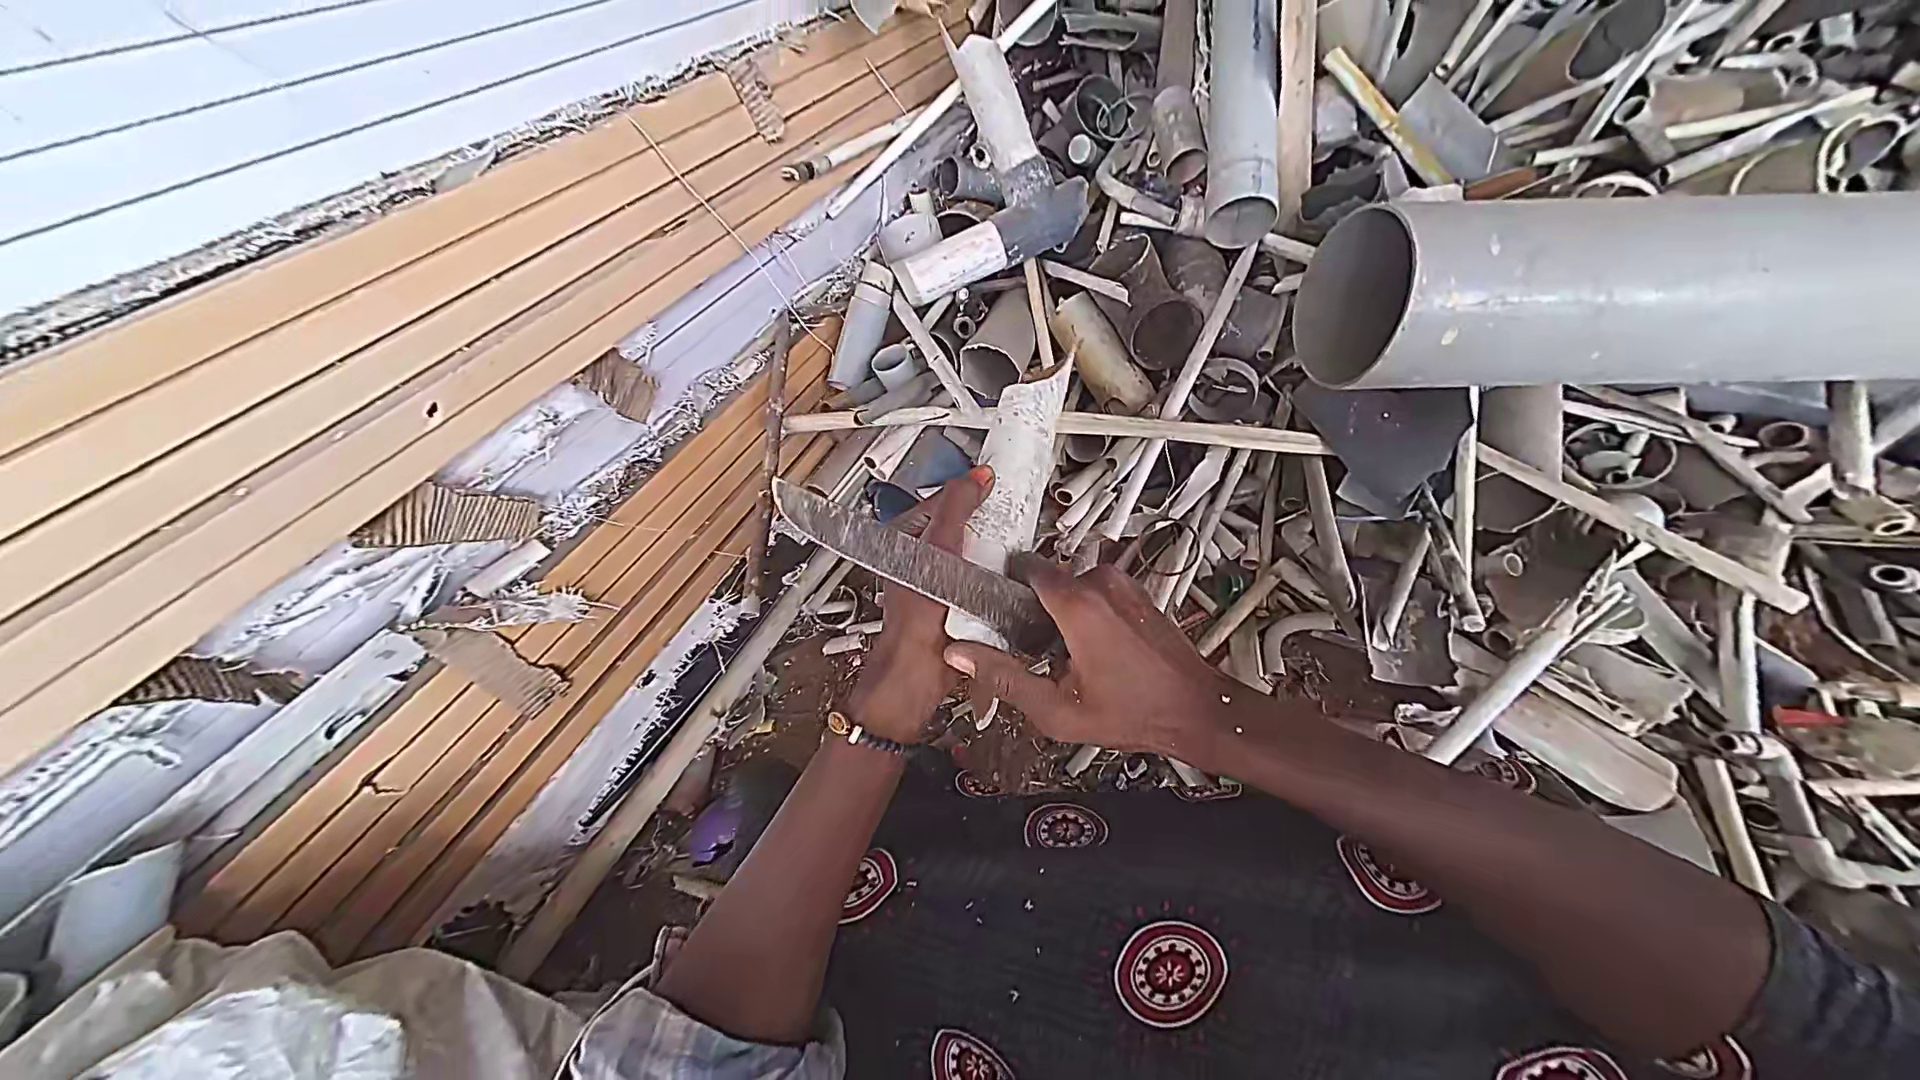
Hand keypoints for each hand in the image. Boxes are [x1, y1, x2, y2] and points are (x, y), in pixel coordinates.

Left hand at [843, 466, 993, 743]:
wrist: (920, 669)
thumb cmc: (914, 620)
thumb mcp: (938, 549)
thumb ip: (955, 509)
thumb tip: (974, 479)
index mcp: (904, 538)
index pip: (943, 500)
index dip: (969, 490)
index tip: (994, 482)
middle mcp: (919, 557)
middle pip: (961, 525)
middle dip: (986, 521)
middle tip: (1007, 513)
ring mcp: (939, 578)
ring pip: (973, 550)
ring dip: (992, 548)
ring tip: (1008, 541)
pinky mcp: (957, 598)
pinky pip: (982, 576)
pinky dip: (995, 572)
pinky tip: (1005, 572)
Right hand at [941, 560, 1245, 764]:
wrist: (1196, 710)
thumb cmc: (1137, 711)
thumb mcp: (1057, 709)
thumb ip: (1003, 678)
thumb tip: (962, 655)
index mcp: (1079, 604)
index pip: (1024, 568)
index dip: (1004, 586)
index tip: (995, 607)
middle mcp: (1102, 583)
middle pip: (1046, 581)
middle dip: (1033, 610)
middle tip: (1031, 648)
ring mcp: (1123, 585)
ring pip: (1070, 586)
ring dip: (1060, 613)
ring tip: (1063, 655)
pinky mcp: (1135, 592)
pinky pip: (1094, 591)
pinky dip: (1084, 612)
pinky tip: (1089, 650)